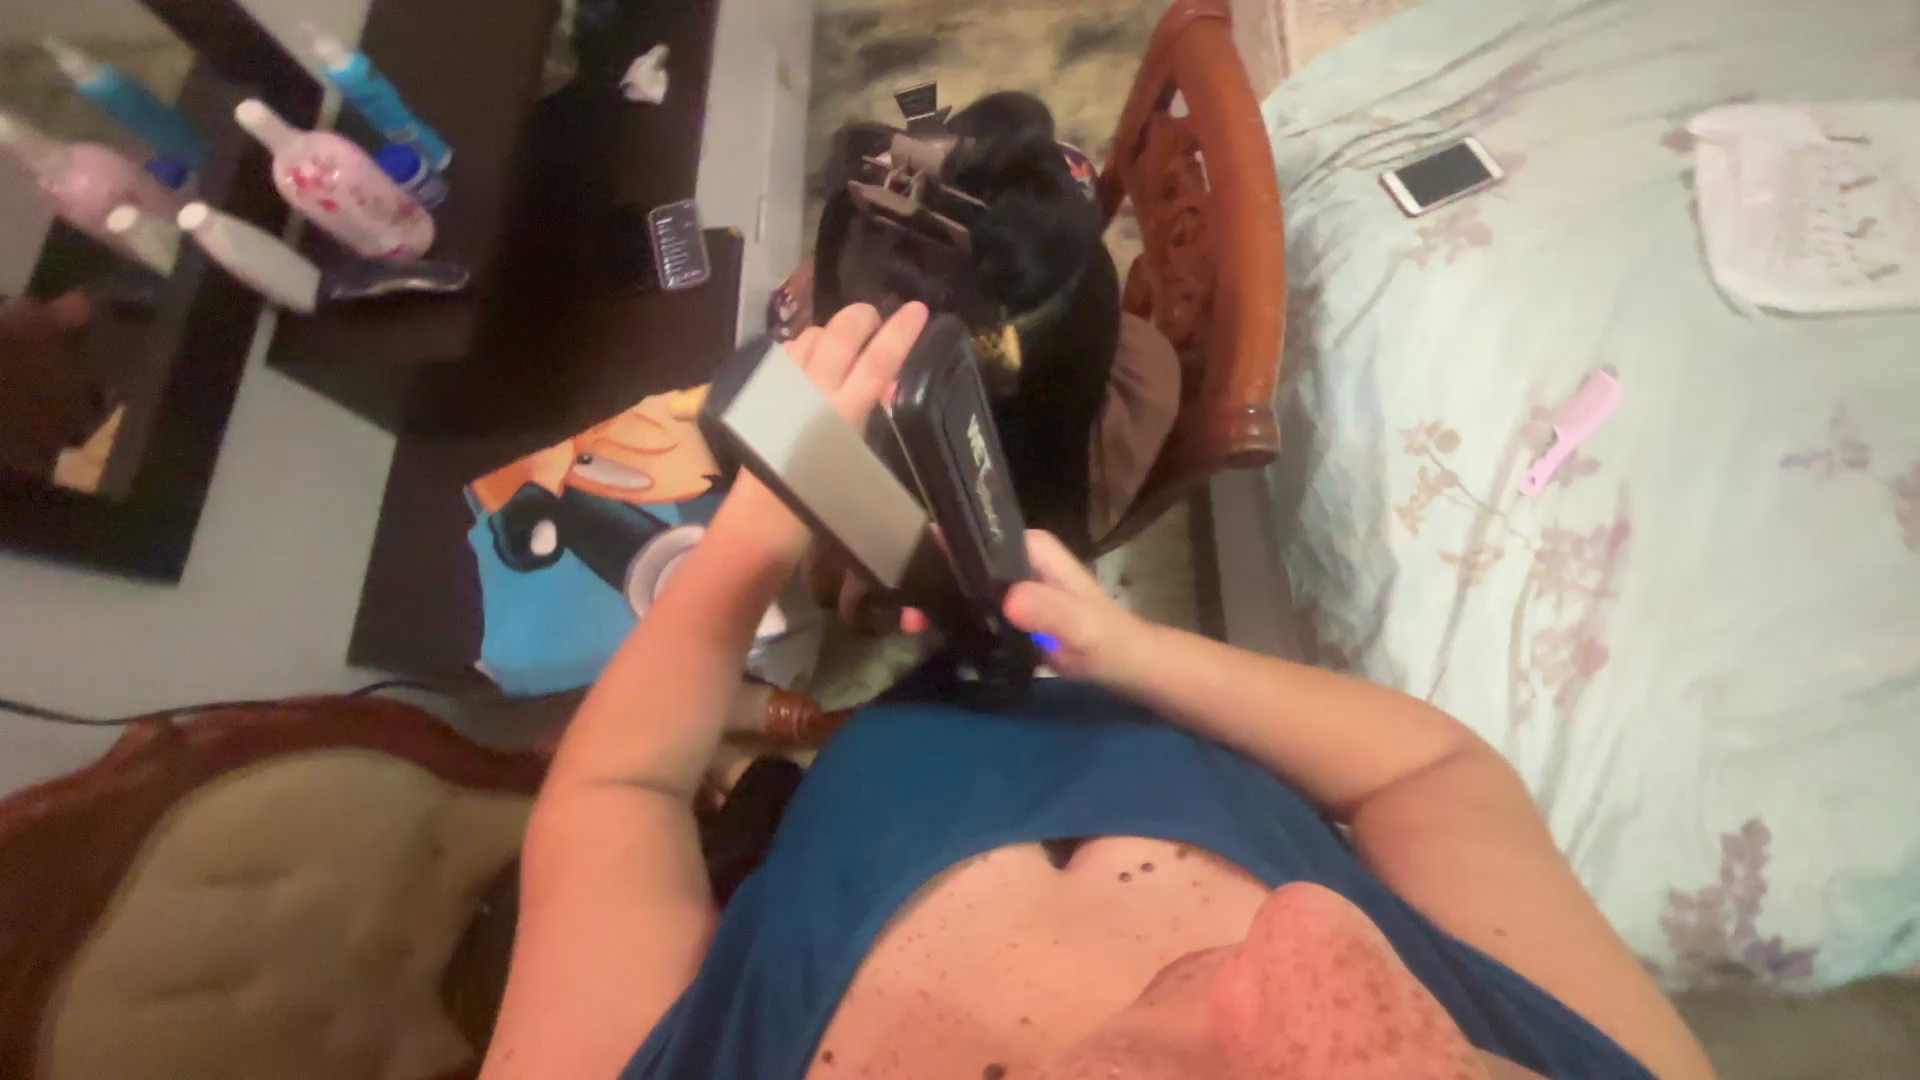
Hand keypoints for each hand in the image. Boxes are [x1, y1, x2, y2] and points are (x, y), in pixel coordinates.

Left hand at [721, 302, 929, 549]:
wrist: (759, 525)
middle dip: (863, 316)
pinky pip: (786, 354)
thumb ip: (878, 434)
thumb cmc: (818, 512)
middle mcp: (813, 392)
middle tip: (878, 316)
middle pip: (840, 334)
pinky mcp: (762, 397)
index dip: (902, 331)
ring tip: (846, 337)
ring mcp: (783, 390)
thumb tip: (894, 405)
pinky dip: (803, 346)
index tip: (919, 309)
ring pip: (809, 337)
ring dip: (831, 330)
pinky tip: (810, 358)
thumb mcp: (863, 479)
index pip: (879, 360)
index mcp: (844, 414)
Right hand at [904, 530, 1152, 683]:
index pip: (976, 536)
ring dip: (936, 602)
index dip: (942, 551)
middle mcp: (1015, 559)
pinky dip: (951, 619)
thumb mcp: (1081, 626)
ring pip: (962, 584)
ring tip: (909, 625)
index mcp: (1029, 548)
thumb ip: (1051, 612)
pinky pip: (972, 608)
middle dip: (931, 581)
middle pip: (962, 560)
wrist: (1122, 667)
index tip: (912, 572)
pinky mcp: (1007, 611)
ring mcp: (1010, 585)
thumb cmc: (1106, 640)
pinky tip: (927, 634)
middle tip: (906, 612)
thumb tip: (1009, 601)